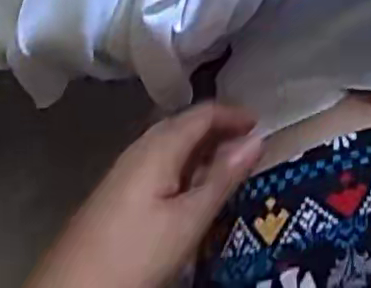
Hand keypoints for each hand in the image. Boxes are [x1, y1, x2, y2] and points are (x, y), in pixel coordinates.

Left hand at [25, 102, 264, 287]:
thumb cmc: (133, 257)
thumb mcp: (189, 221)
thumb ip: (224, 178)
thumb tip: (258, 139)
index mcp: (158, 148)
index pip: (203, 113)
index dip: (234, 114)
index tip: (261, 126)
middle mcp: (137, 151)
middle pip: (184, 124)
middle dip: (217, 129)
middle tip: (245, 145)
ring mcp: (119, 175)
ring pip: (168, 145)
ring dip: (199, 148)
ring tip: (222, 168)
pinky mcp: (109, 198)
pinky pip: (155, 164)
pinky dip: (181, 165)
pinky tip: (186, 192)